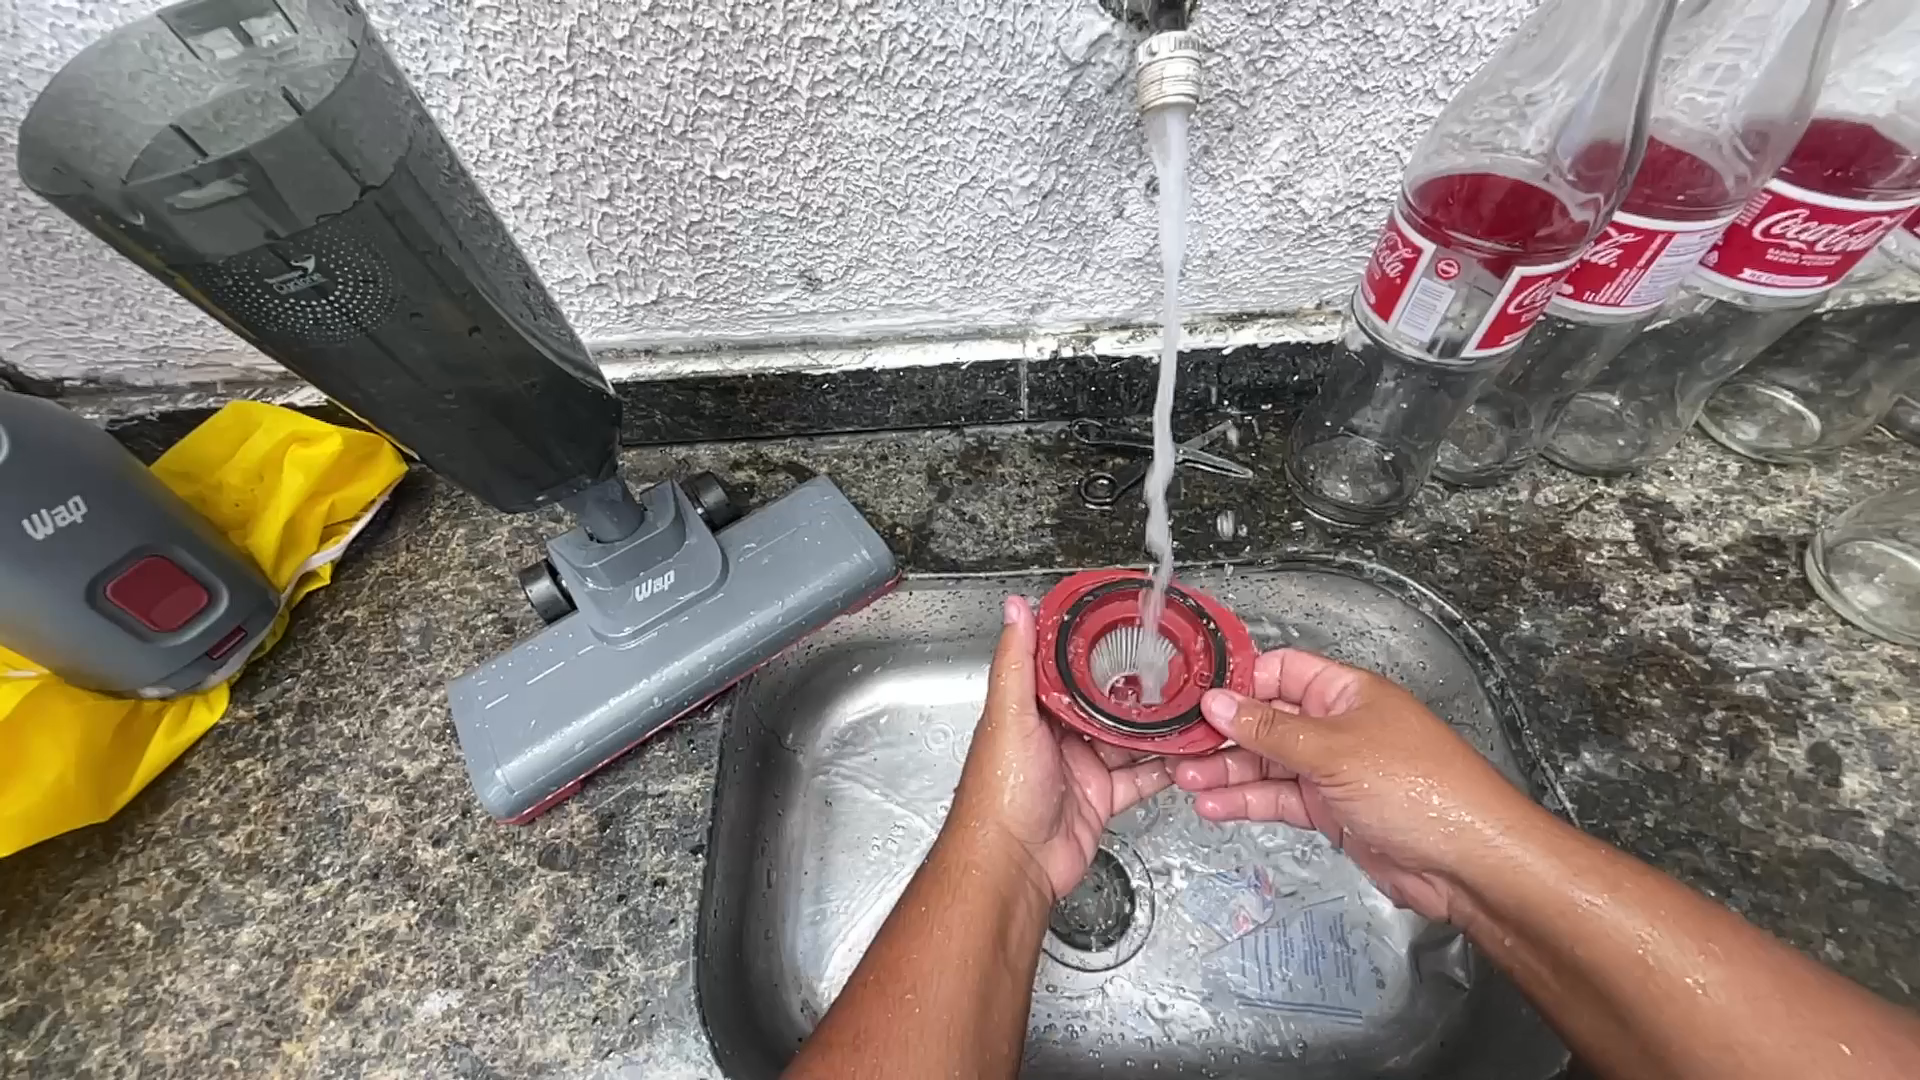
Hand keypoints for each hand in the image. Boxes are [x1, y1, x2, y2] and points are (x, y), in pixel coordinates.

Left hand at [947, 595, 1173, 902]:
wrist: (1012, 863)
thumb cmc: (999, 793)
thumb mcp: (1010, 714)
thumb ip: (1016, 661)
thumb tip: (1014, 609)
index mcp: (1031, 709)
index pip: (1063, 669)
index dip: (1089, 650)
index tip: (1119, 629)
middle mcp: (1055, 735)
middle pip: (1102, 705)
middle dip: (1132, 689)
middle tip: (1167, 669)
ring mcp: (1079, 767)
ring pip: (1125, 740)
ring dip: (1153, 727)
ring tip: (1184, 706)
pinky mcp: (1099, 798)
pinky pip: (1137, 778)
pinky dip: (1161, 767)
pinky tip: (1182, 753)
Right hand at [1171, 649, 1541, 922]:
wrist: (1473, 868)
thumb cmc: (1417, 788)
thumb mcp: (1333, 750)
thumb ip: (1268, 729)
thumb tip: (1216, 702)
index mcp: (1343, 692)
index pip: (1279, 671)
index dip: (1239, 682)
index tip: (1198, 698)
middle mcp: (1334, 725)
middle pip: (1265, 720)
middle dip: (1223, 734)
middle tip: (1181, 747)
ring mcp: (1330, 769)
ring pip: (1265, 762)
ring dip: (1226, 771)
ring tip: (1187, 781)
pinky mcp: (1329, 808)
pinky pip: (1277, 797)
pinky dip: (1246, 801)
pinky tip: (1215, 806)